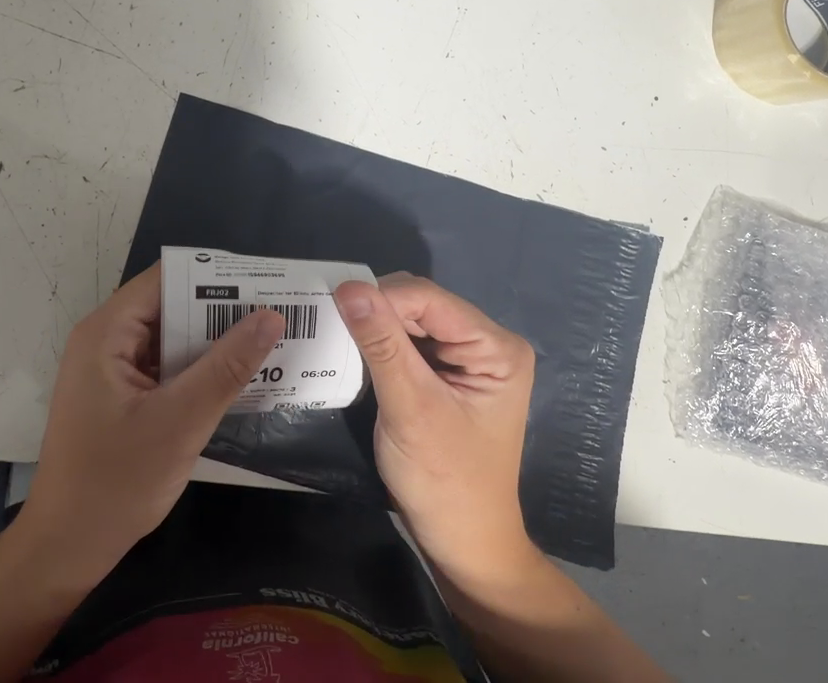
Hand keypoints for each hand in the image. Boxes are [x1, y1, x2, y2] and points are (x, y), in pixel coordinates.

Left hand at [21, 264, 282, 584]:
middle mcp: (105, 341)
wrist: (70, 544)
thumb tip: (270, 316)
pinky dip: (198, 371)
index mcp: (106, 333)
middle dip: (221, 311)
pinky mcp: (120, 397)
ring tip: (270, 341)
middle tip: (279, 314)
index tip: (264, 282)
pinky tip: (239, 378)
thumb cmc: (117, 480)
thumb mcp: (180, 421)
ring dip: (213, 343)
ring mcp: (111, 370)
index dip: (214, 276)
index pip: (164, 280)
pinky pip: (164, 368)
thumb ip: (225, 367)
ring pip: (169, 339)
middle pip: (168, 307)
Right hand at [334, 274, 538, 587]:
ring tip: (335, 334)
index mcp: (497, 348)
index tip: (332, 306)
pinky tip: (354, 351)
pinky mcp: (446, 373)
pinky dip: (379, 343)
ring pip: (410, 319)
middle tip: (330, 324)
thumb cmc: (444, 480)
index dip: (381, 296)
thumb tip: (348, 286)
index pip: (429, 299)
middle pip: (420, 303)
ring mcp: (468, 359)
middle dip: (376, 309)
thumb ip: (381, 344)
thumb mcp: (409, 407)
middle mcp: (487, 343)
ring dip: (373, 325)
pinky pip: (408, 341)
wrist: (461, 541)